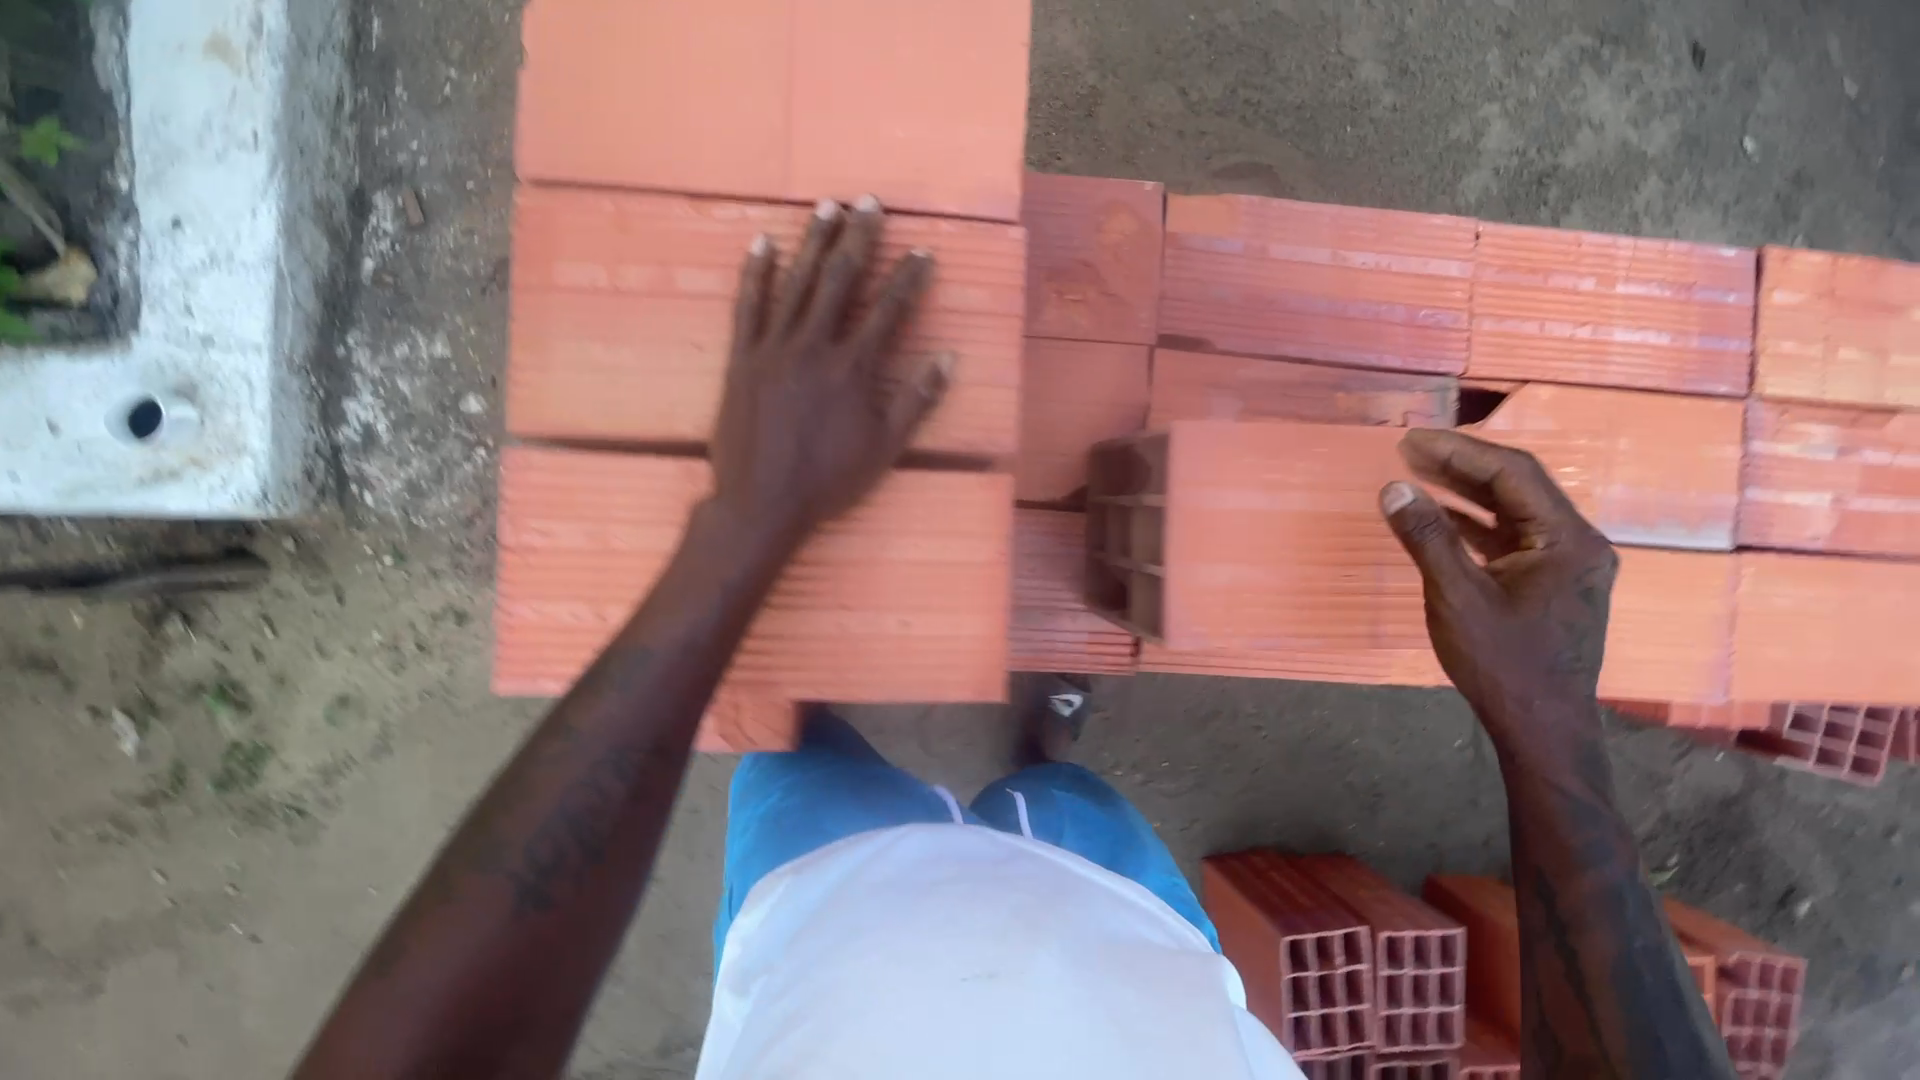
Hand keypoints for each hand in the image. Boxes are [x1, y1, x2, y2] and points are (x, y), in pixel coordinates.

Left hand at [706, 196, 950, 556]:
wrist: (761, 504)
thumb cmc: (829, 482)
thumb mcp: (885, 449)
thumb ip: (917, 400)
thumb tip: (949, 358)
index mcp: (854, 369)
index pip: (889, 310)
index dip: (909, 278)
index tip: (923, 252)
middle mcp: (814, 346)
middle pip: (841, 281)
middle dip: (859, 239)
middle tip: (870, 202)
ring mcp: (773, 349)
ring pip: (796, 283)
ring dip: (813, 241)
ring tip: (828, 206)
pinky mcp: (741, 358)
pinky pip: (748, 306)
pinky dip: (755, 273)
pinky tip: (763, 243)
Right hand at [1377, 429, 1619, 740]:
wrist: (1541, 725)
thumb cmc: (1502, 662)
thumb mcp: (1456, 597)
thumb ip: (1427, 538)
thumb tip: (1394, 488)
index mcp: (1567, 539)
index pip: (1512, 474)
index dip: (1459, 451)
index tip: (1412, 440)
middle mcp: (1577, 543)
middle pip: (1517, 486)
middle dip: (1461, 464)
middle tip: (1409, 449)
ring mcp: (1566, 564)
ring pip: (1512, 511)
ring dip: (1465, 492)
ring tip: (1417, 473)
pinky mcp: (1549, 584)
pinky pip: (1509, 538)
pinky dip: (1473, 523)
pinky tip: (1440, 518)